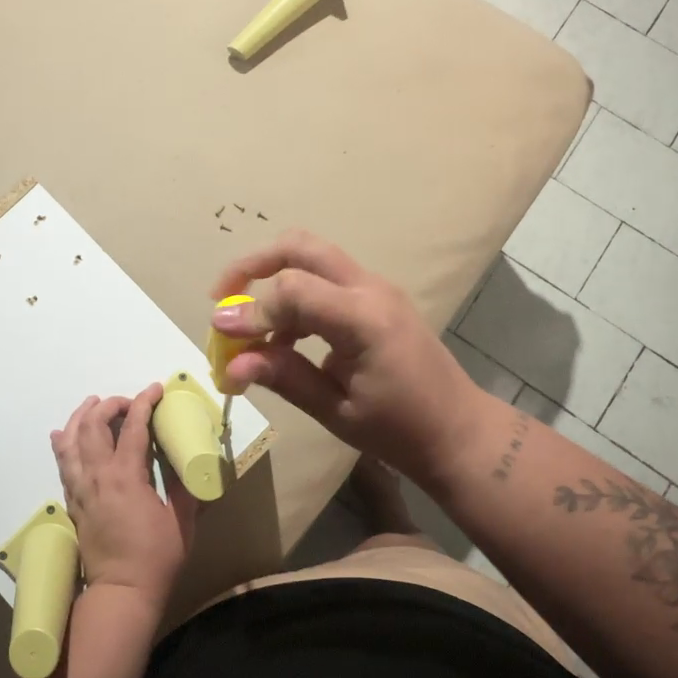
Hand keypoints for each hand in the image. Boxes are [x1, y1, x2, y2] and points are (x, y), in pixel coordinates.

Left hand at [49, 385, 198, 611]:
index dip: (144, 402)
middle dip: (110, 404)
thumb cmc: (156, 558)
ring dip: (82, 417)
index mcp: (126, 477)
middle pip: (93, 425)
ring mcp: (80, 488)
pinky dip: (63, 443)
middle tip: (128, 402)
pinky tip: (64, 434)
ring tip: (94, 405)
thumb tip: (187, 460)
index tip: (155, 389)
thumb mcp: (181, 520)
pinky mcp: (73, 502)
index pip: (133, 426)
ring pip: (72, 440)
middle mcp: (97, 477)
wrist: (122, 592)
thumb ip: (183, 486)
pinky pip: (62, 464)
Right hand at [211, 231, 501, 485]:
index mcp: (364, 320)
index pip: (293, 290)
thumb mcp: (336, 411)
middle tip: (223, 296)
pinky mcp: (377, 298)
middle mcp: (371, 289)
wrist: (458, 431)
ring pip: (312, 256)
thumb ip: (285, 378)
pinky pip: (327, 279)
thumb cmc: (400, 430)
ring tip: (251, 329)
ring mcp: (377, 288)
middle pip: (300, 247)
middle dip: (253, 264)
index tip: (219, 331)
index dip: (251, 309)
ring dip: (273, 280)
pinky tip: (282, 337)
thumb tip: (231, 366)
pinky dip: (296, 296)